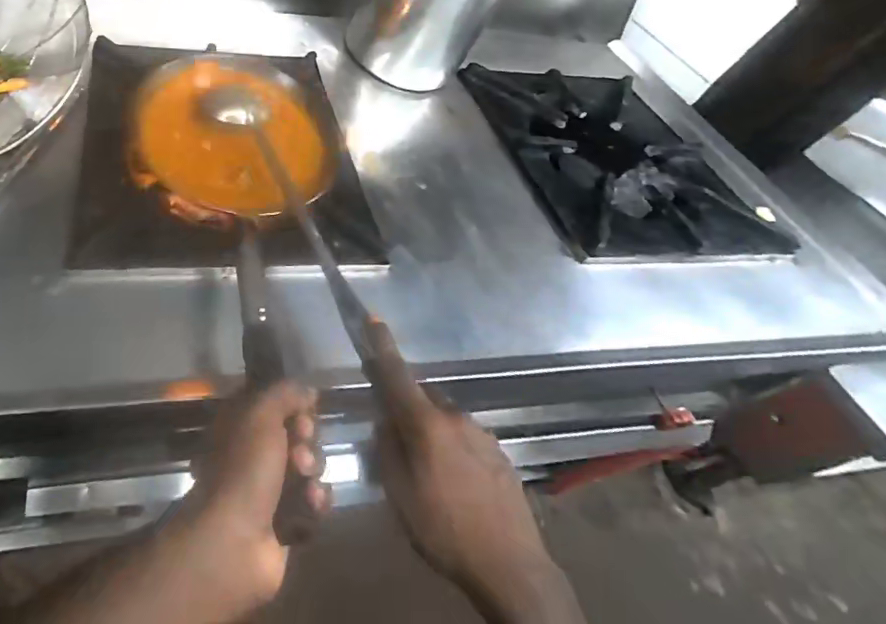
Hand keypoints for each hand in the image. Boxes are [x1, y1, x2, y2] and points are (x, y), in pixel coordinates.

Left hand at [162, 381, 328, 622]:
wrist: (235, 542)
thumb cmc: (244, 468)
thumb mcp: (261, 414)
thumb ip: (286, 393)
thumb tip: (308, 391)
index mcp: (238, 426)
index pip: (273, 403)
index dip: (292, 404)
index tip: (303, 409)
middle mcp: (252, 454)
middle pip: (295, 433)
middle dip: (306, 438)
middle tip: (300, 447)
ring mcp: (269, 489)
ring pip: (308, 466)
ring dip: (313, 470)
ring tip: (304, 480)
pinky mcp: (286, 521)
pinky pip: (314, 500)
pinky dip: (317, 499)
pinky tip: (312, 503)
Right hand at [367, 321, 583, 623]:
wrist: (511, 565)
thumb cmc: (445, 531)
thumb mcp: (400, 497)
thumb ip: (387, 452)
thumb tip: (384, 423)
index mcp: (426, 424)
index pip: (398, 376)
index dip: (383, 347)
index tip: (374, 319)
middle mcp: (454, 417)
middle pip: (421, 398)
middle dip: (406, 408)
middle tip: (395, 439)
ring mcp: (481, 432)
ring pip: (444, 419)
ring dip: (430, 432)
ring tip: (427, 473)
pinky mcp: (498, 451)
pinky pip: (464, 437)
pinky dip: (452, 448)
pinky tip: (455, 484)